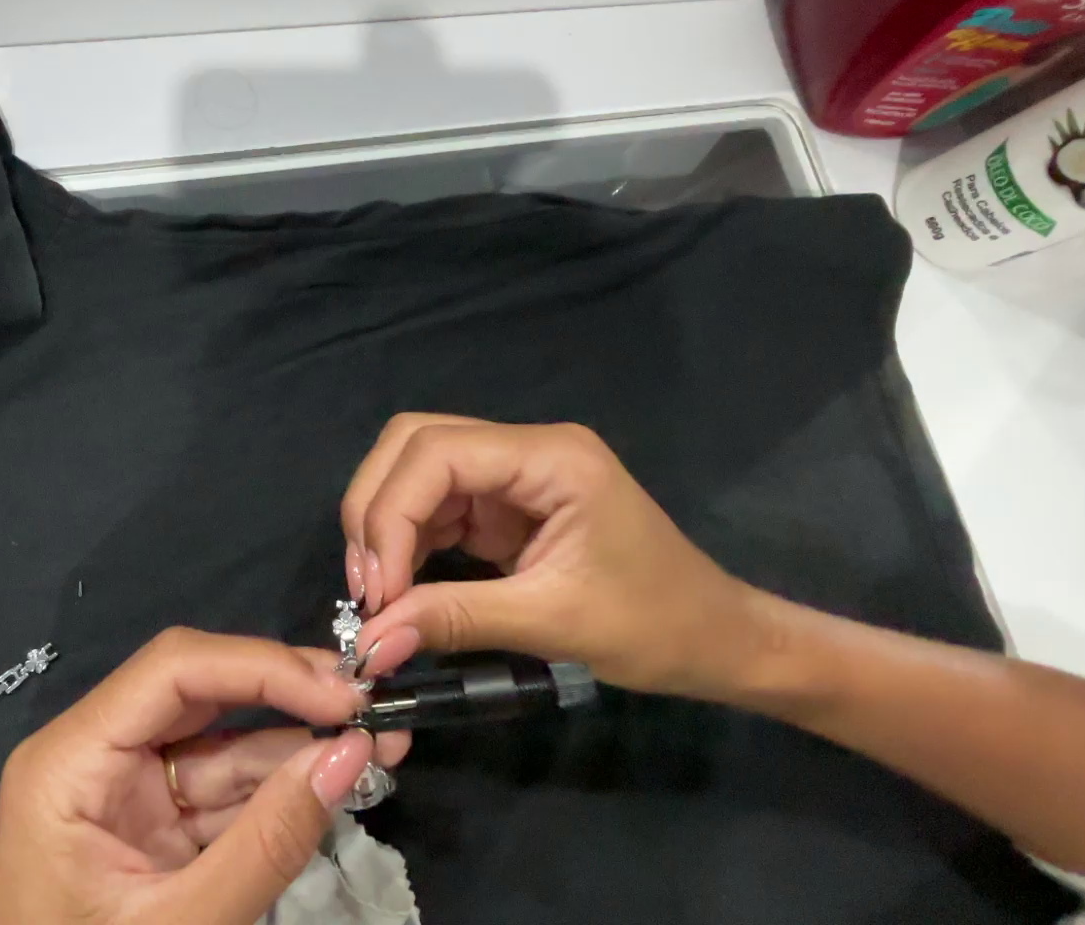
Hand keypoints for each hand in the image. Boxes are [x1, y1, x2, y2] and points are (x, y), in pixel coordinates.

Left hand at [0, 628, 410, 924]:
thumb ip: (267, 842)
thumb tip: (352, 753)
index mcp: (71, 759)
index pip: (173, 670)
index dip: (263, 667)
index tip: (343, 694)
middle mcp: (96, 752)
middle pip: (200, 690)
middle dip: (289, 694)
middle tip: (371, 705)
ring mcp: (125, 789)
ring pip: (221, 740)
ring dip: (298, 742)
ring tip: (376, 742)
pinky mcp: (151, 825)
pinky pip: (221, 790)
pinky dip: (279, 787)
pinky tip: (333, 778)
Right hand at [341, 414, 778, 700]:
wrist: (717, 640)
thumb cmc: (657, 625)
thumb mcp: (554, 623)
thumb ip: (456, 619)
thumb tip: (372, 642)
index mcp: (551, 457)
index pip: (437, 452)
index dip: (391, 513)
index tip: (379, 589)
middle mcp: (524, 449)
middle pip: (414, 443)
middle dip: (376, 508)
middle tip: (367, 583)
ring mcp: (512, 473)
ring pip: (414, 470)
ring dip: (384, 526)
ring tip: (377, 591)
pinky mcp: (502, 503)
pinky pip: (433, 506)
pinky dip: (405, 542)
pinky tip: (400, 584)